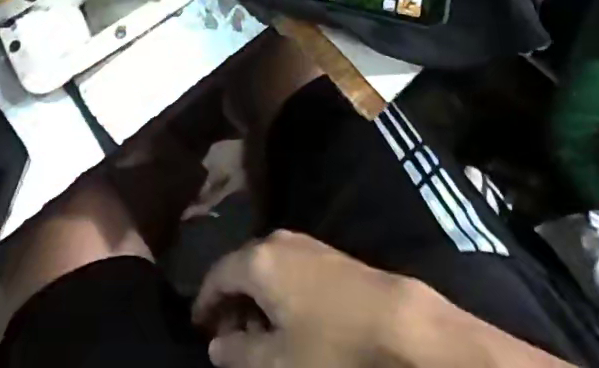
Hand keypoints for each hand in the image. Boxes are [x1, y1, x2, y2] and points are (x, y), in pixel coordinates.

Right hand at [192, 231, 412, 367]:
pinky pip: (288, 269)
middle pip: (241, 268)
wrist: (399, 323)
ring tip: (258, 336)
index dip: (204, 303)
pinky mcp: (328, 255)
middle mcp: (276, 242)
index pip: (217, 275)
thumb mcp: (279, 361)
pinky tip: (289, 322)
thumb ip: (240, 353)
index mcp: (258, 260)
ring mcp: (305, 244)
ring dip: (256, 299)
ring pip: (266, 268)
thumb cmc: (332, 345)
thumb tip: (216, 346)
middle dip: (231, 302)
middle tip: (227, 338)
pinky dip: (278, 293)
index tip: (199, 328)